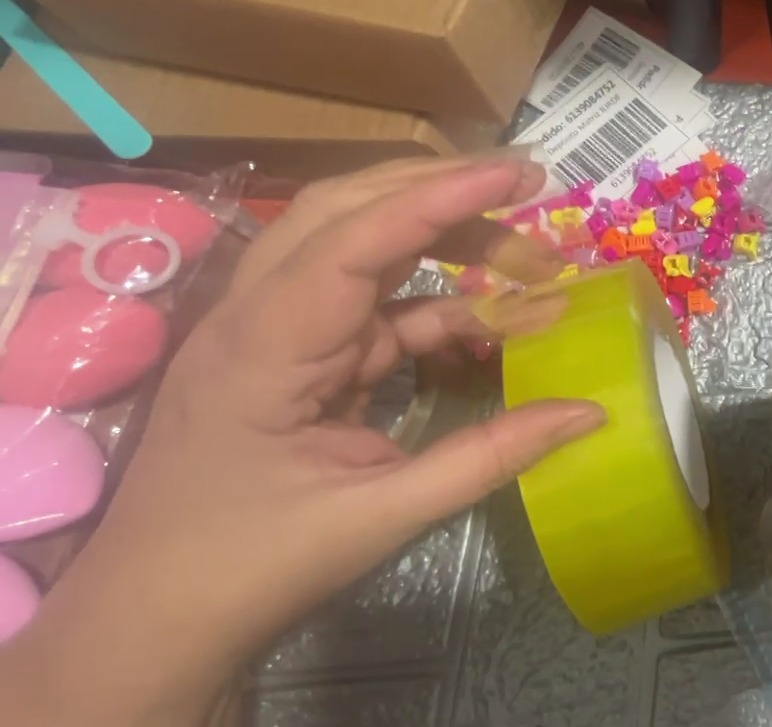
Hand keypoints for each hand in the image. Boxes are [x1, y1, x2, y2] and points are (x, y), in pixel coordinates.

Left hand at [2, 158, 605, 724]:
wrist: (154, 622)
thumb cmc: (248, 568)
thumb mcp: (379, 516)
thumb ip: (490, 456)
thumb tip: (591, 412)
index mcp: (262, 348)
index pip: (352, 240)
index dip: (439, 198)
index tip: (520, 176)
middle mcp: (264, 316)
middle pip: (347, 209)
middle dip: (443, 187)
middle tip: (531, 184)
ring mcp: (286, 329)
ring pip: (368, 242)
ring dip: (453, 236)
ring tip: (535, 258)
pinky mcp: (311, 351)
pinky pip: (390, 301)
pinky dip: (453, 301)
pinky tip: (506, 321)